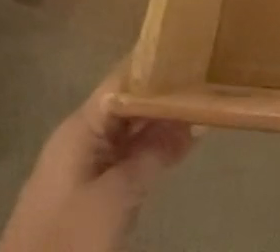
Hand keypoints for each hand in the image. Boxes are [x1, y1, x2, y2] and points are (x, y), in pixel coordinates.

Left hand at [0, 69, 197, 251]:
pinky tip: (186, 142)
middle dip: (167, 90)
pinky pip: (129, 154)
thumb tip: (194, 118)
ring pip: (132, 129)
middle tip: (211, 76)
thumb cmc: (68, 237)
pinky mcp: (92, 189)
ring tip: (209, 102)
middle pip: (129, 101)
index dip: (157, 62)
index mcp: (81, 128)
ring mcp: (86, 164)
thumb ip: (155, 152)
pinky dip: (156, 147)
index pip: (123, 79)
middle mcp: (83, 137)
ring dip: (165, 119)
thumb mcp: (118, 194)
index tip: (196, 47)